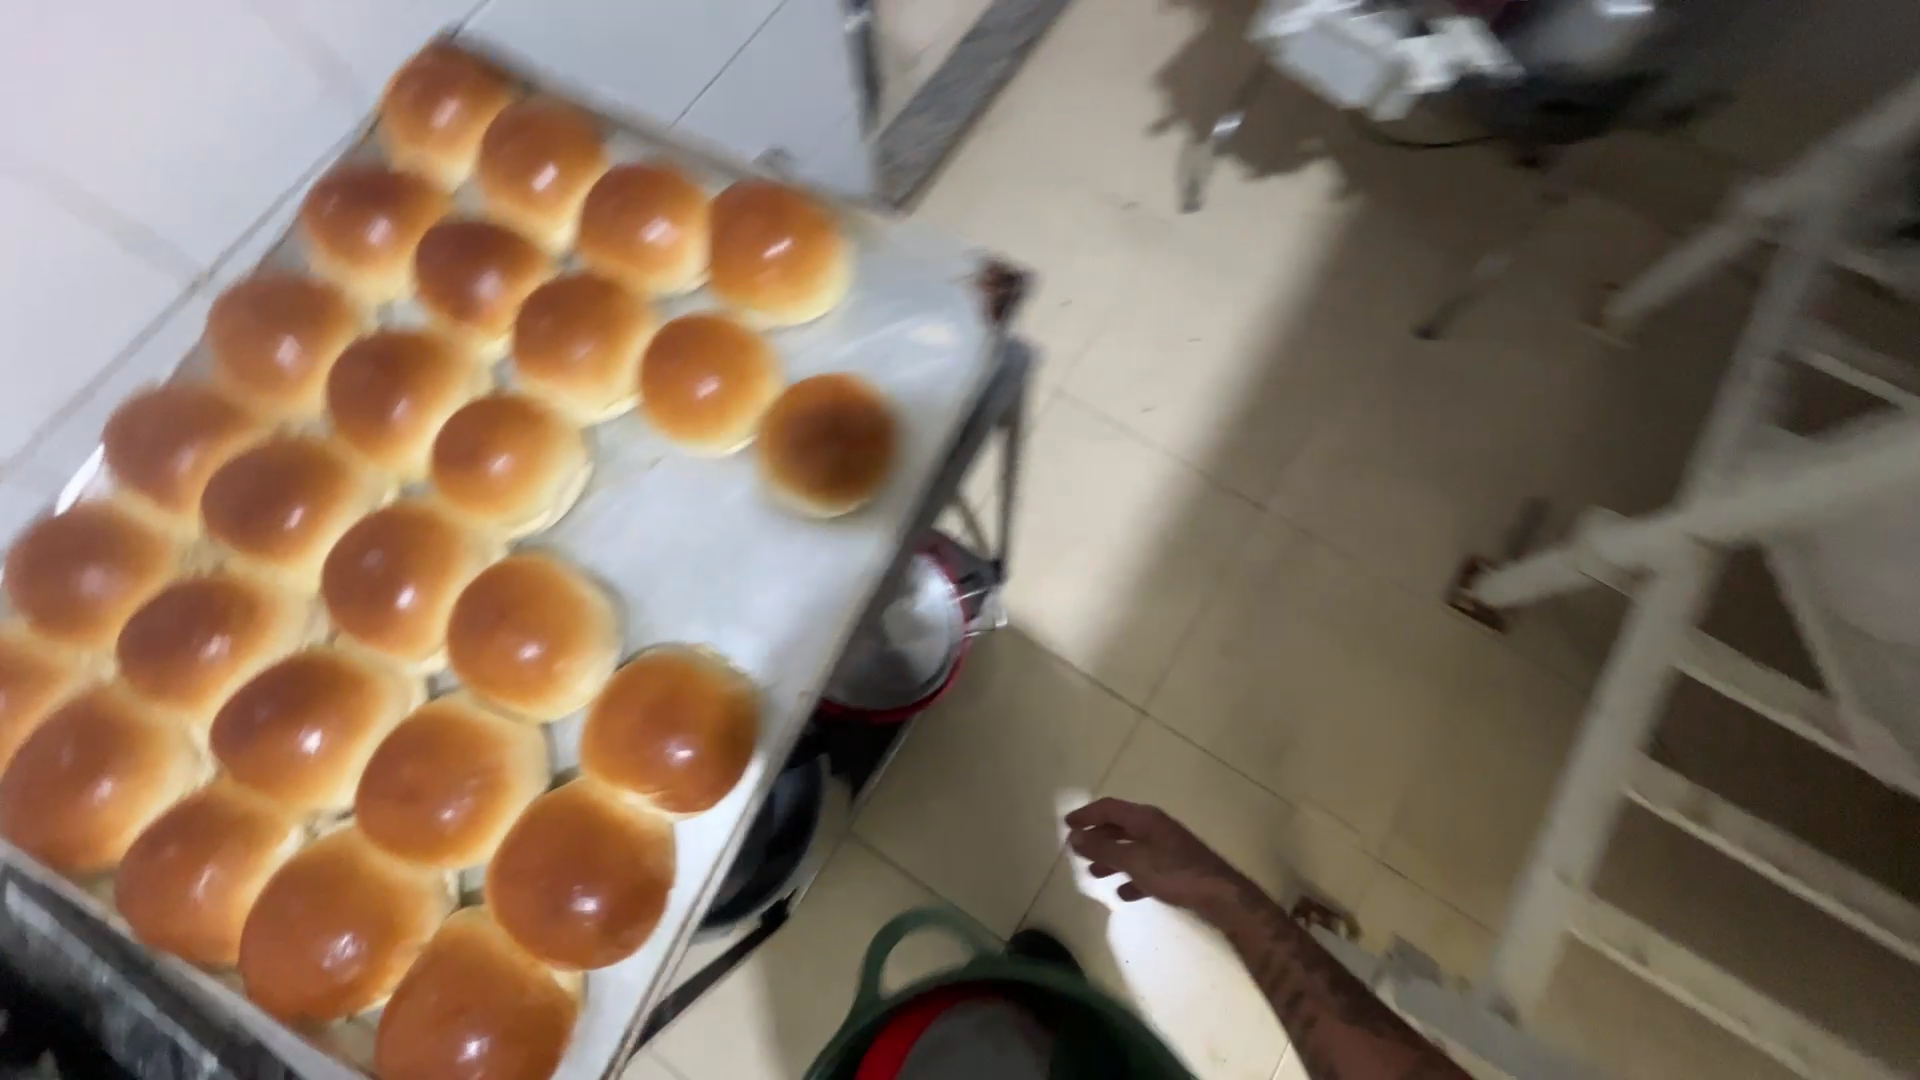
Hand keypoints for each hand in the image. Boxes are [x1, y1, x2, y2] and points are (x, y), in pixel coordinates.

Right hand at [1064, 798, 1257, 923]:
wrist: (1221, 896)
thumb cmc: (1174, 873)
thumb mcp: (1134, 861)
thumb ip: (1103, 850)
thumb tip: (1075, 837)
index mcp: (1145, 818)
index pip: (1109, 807)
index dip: (1087, 814)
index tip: (1067, 825)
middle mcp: (1155, 827)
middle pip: (1120, 827)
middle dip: (1098, 838)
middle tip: (1077, 850)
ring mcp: (1168, 847)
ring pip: (1132, 848)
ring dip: (1111, 859)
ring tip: (1094, 874)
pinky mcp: (1177, 868)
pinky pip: (1146, 867)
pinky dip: (1132, 877)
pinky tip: (1124, 894)